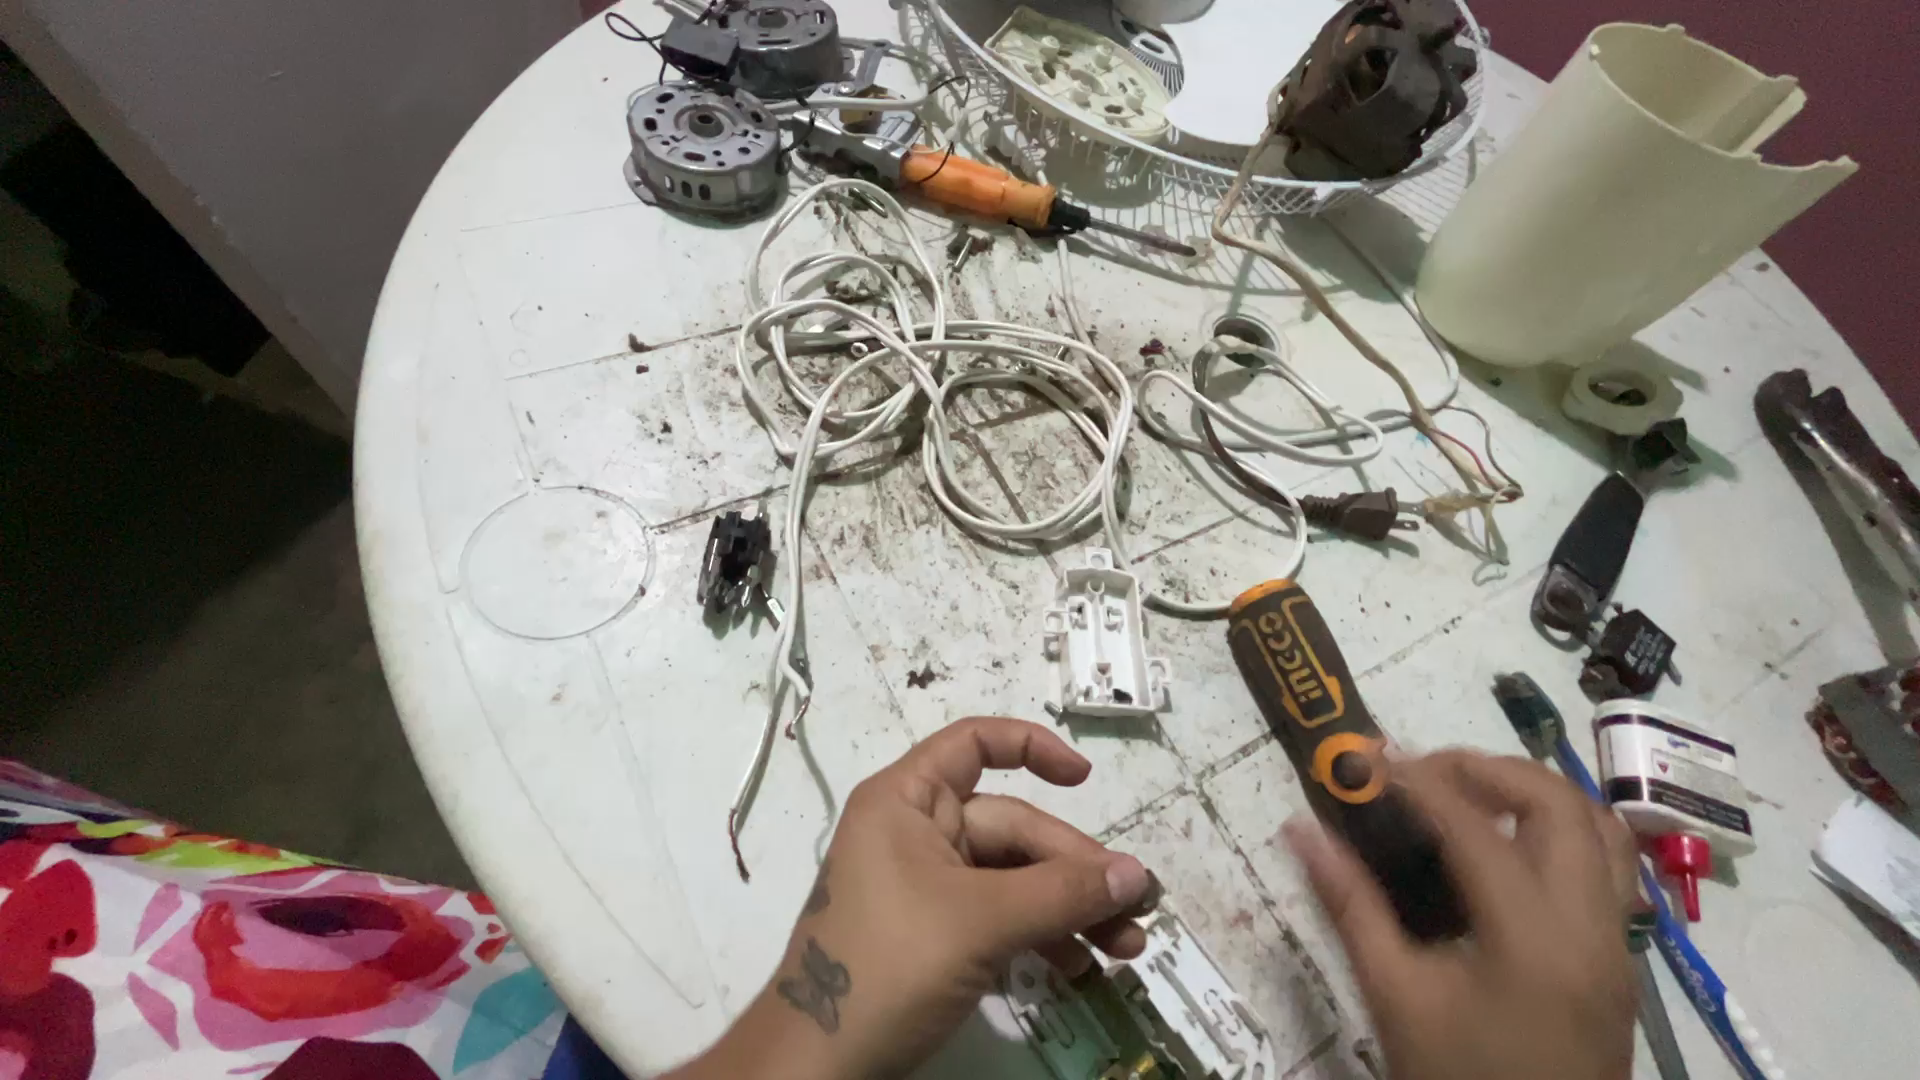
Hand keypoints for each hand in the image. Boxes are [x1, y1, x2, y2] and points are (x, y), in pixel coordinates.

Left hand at [668, 716, 1159, 1079]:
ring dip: (1068, 908)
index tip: (1085, 779)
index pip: (973, 744)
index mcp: (908, 800)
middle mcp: (918, 829)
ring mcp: (928, 882)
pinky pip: (1000, 915)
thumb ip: (1060, 894)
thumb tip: (1138, 875)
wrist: (819, 1069)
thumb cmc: (888, 965)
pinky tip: (1080, 968)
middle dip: (1073, 869)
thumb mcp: (980, 923)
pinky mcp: (938, 929)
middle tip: (1136, 910)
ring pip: (1013, 876)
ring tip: (1124, 949)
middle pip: (1011, 826)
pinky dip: (1040, 936)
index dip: (1031, 747)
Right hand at [1286, 750, 1639, 1079]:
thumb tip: (1300, 829)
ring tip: (1464, 794)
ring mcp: (1615, 944)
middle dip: (1486, 769)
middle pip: (1559, 806)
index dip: (1417, 781)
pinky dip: (1556, 828)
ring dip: (1531, 792)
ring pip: (1599, 828)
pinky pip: (1605, 864)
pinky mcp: (1616, 958)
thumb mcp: (1391, 992)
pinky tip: (1502, 843)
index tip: (1369, 759)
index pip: (1475, 827)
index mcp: (1533, 940)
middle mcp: (1590, 928)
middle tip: (1421, 770)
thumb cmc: (1455, 1076)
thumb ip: (1348, 902)